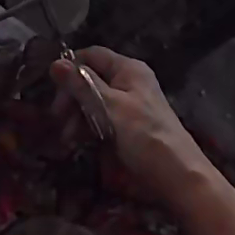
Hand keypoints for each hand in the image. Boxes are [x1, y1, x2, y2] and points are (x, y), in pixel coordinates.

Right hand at [51, 47, 214, 203]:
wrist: (180, 179)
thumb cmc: (146, 137)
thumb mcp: (110, 108)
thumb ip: (81, 85)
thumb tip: (54, 63)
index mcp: (128, 69)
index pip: (91, 55)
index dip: (70, 68)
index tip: (54, 90)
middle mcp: (128, 82)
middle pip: (89, 79)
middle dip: (71, 97)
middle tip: (57, 117)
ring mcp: (129, 104)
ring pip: (92, 101)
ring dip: (76, 116)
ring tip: (67, 137)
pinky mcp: (128, 126)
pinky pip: (101, 118)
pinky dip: (87, 127)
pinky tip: (77, 141)